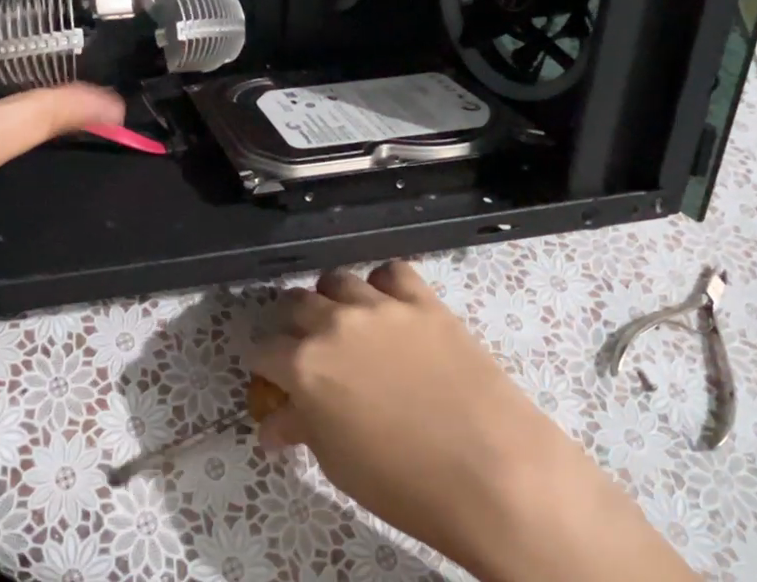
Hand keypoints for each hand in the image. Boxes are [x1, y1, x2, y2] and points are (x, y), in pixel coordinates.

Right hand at [254, 263, 693, 581]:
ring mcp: (381, 307)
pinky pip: (391, 272)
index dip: (264, 365)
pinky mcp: (424, 302)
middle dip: (291, 326)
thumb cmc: (405, 484)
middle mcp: (333, 324)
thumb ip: (302, 428)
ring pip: (337, 280)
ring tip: (346, 324)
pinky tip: (390, 307)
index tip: (272, 378)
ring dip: (332, 300)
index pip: (261, 349)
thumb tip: (275, 424)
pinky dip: (383, 285)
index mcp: (303, 365)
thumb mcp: (338, 463)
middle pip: (293, 304)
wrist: (494, 475)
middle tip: (305, 351)